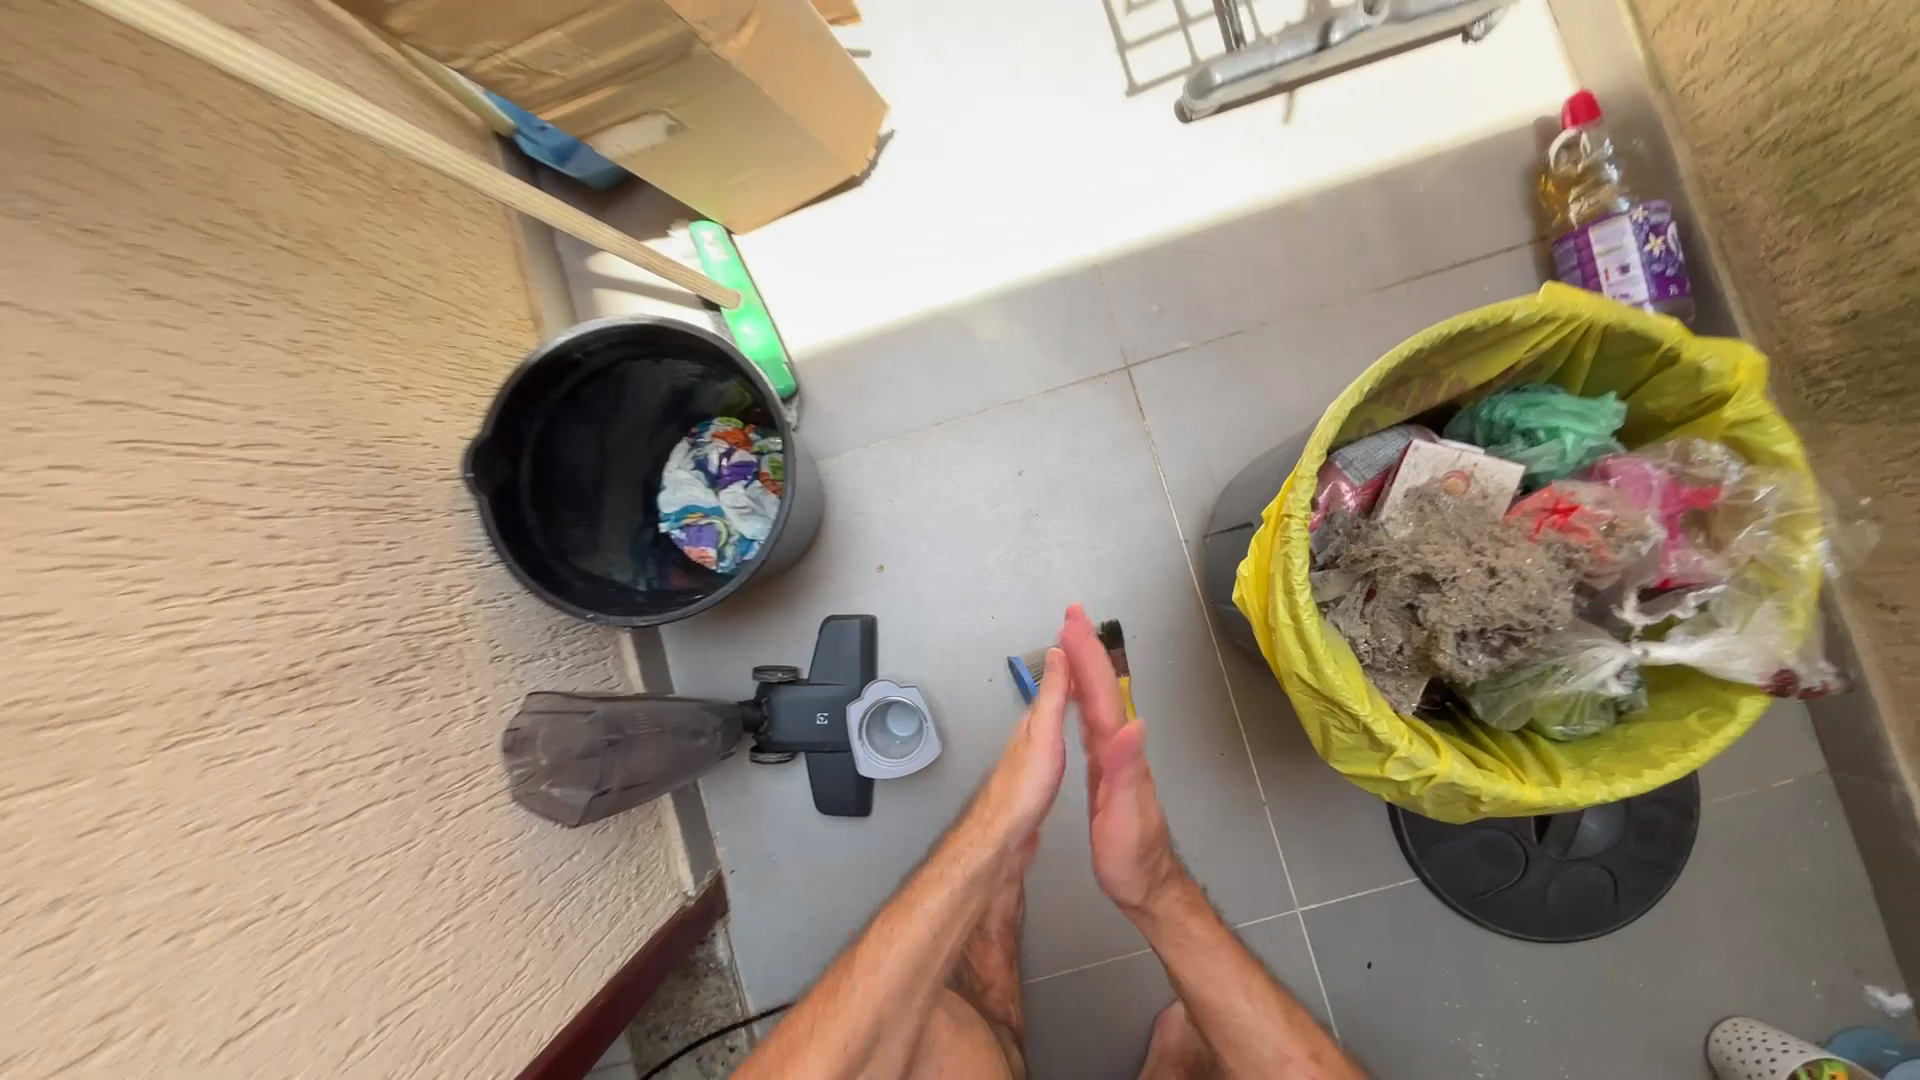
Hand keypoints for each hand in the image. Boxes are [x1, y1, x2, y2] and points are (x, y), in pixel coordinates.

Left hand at [970, 647, 1069, 857]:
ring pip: (1056, 718)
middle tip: (1094, 659)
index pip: (1057, 679)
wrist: (1006, 837)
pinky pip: (1058, 741)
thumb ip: (1052, 695)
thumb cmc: (1025, 787)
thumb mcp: (1042, 734)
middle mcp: (1032, 733)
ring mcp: (1034, 755)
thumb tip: (1057, 651)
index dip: (1072, 657)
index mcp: (1034, 720)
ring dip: (1071, 701)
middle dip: (1074, 677)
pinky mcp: (1039, 777)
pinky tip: (1074, 737)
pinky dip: (1069, 729)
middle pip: (1057, 696)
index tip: (1086, 635)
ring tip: (1087, 690)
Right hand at [1059, 604, 1186, 914]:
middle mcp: (1117, 743)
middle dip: (1086, 647)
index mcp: (1117, 749)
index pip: (1100, 693)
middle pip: (1101, 686)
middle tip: (1072, 614)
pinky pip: (1090, 718)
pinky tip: (1076, 692)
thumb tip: (1132, 723)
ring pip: (1097, 698)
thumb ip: (1127, 770)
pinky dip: (1082, 695)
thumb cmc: (1132, 855)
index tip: (1072, 622)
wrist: (1147, 884)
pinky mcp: (1104, 767)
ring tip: (1072, 639)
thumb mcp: (1127, 815)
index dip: (1087, 655)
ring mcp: (1112, 754)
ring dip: (1085, 665)